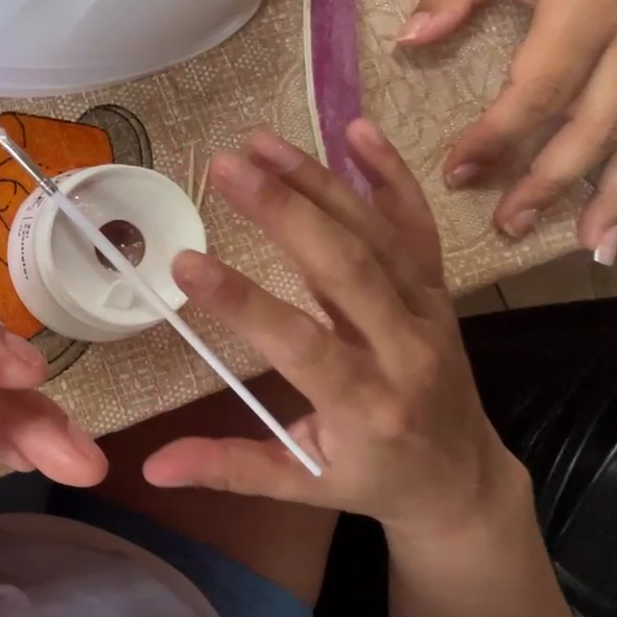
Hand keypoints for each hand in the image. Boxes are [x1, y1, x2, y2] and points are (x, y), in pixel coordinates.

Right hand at [144, 123, 523, 539]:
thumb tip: (151, 466)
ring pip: (377, 236)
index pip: (301, 343)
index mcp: (368, 405)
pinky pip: (417, 227)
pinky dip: (391, 176)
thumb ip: (227, 467)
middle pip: (347, 268)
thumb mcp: (298, 484)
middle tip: (225, 168)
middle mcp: (405, 350)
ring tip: (259, 145)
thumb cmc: (370, 481)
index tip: (184, 263)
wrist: (465, 481)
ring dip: (318, 182)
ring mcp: (428, 313)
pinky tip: (356, 132)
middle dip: (284, 212)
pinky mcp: (438, 292)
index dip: (243, 303)